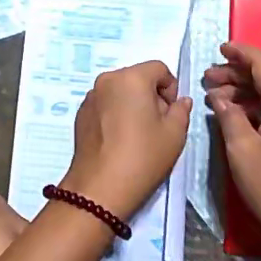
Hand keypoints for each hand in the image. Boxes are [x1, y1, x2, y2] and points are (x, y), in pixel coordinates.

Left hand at [61, 61, 192, 221]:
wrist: (99, 190)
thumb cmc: (143, 156)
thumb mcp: (175, 133)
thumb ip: (181, 110)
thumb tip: (180, 101)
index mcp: (132, 77)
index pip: (160, 69)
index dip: (171, 89)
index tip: (171, 114)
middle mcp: (107, 80)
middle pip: (138, 78)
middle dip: (151, 96)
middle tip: (157, 125)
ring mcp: (90, 97)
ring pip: (120, 92)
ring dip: (132, 105)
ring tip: (136, 135)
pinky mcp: (79, 116)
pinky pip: (105, 105)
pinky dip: (115, 115)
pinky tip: (119, 141)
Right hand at [204, 43, 260, 260]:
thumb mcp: (242, 150)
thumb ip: (229, 116)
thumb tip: (219, 97)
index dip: (240, 53)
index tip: (219, 49)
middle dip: (237, 75)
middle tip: (207, 77)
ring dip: (245, 93)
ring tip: (215, 96)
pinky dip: (257, 109)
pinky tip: (235, 114)